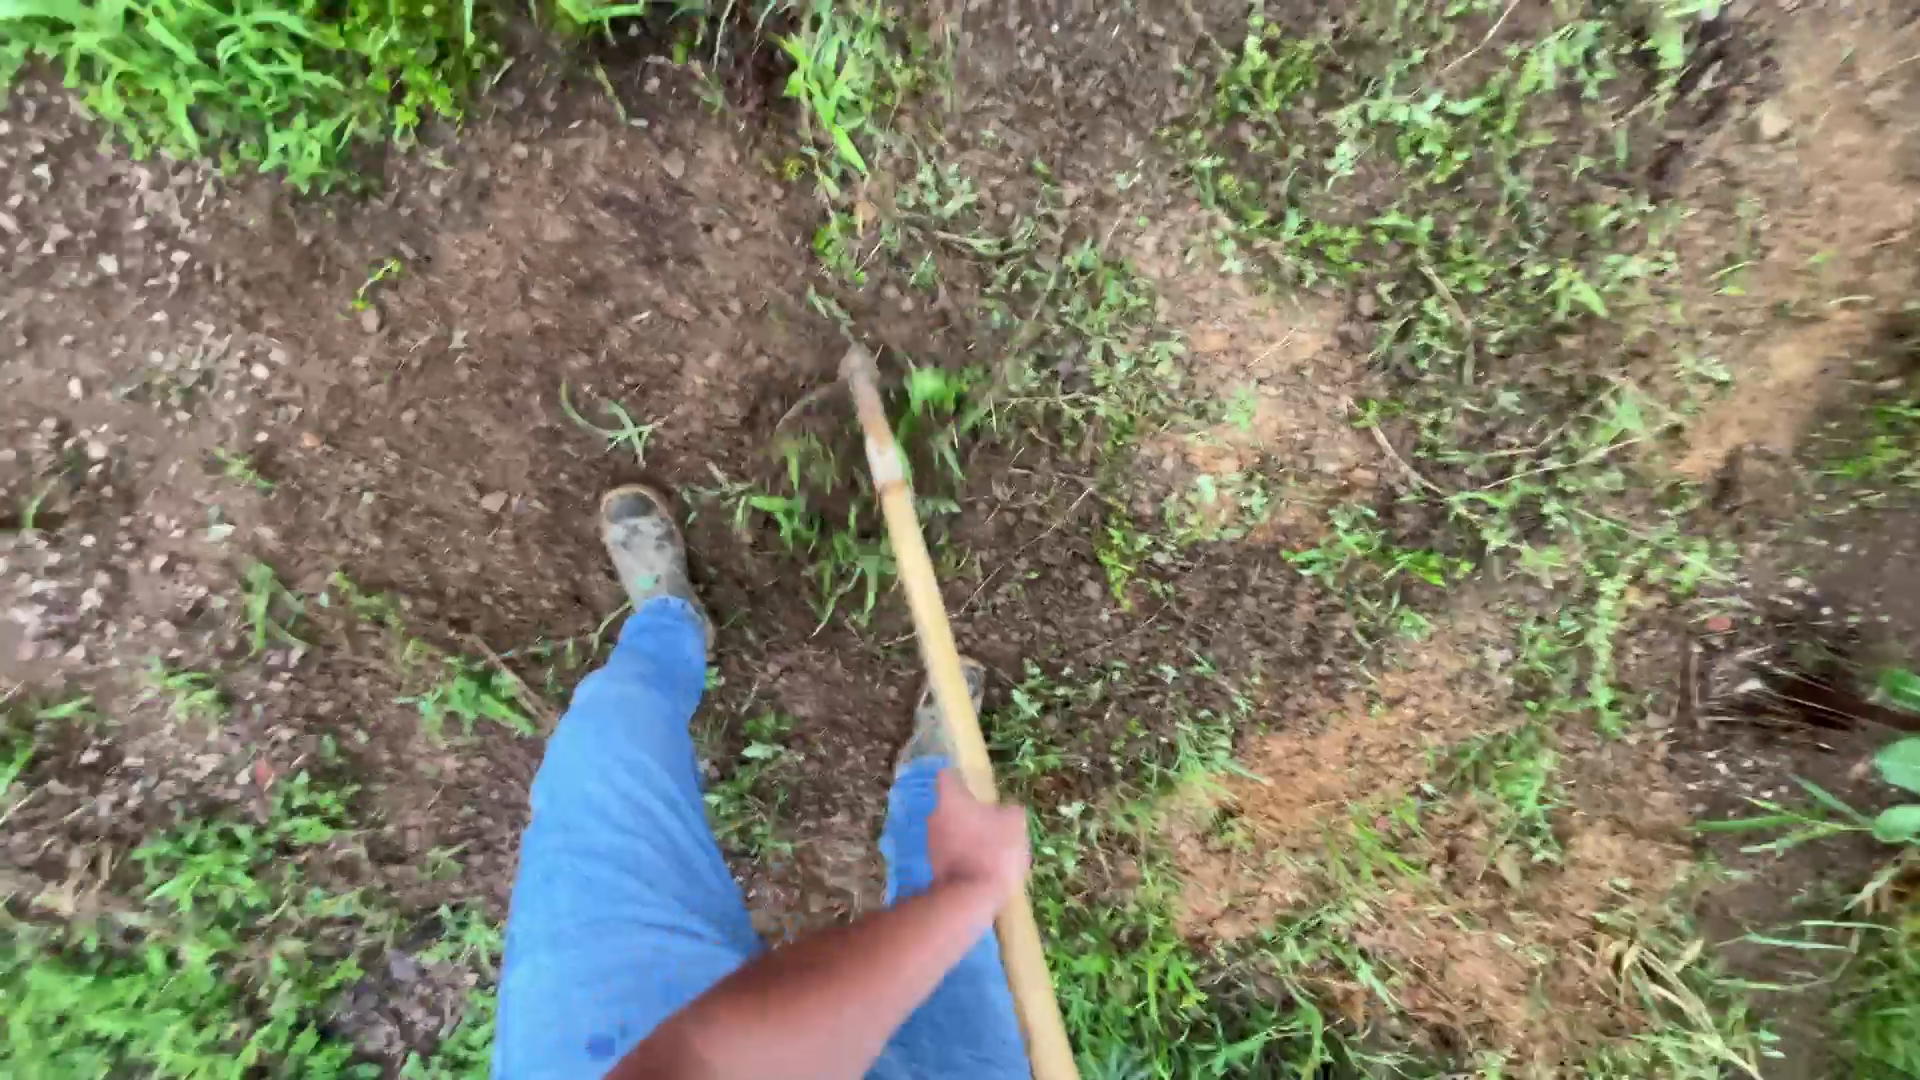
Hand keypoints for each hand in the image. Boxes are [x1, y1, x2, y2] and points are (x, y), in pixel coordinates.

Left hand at [926, 768, 1030, 895]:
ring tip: (990, 848)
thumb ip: (1010, 809)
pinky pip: (951, 854)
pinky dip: (964, 857)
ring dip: (966, 836)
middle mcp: (934, 816)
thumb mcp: (1014, 823)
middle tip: (991, 820)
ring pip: (950, 831)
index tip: (976, 786)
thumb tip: (1007, 808)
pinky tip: (983, 868)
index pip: (947, 776)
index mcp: (950, 798)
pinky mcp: (934, 868)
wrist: (971, 898)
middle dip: (968, 812)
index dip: (961, 778)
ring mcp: (931, 843)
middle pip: (949, 806)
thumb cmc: (993, 850)